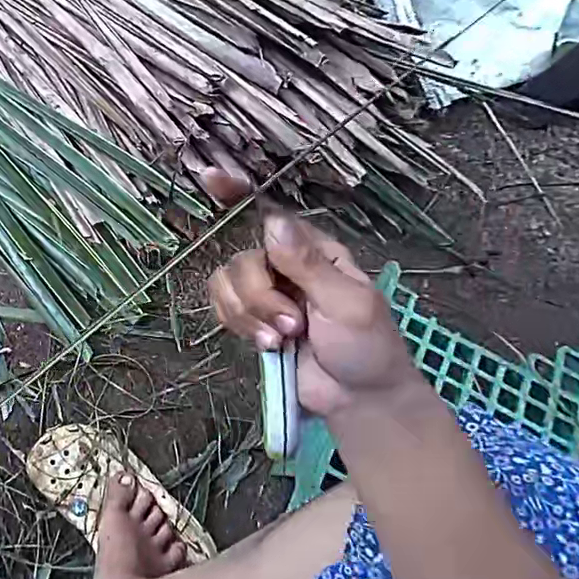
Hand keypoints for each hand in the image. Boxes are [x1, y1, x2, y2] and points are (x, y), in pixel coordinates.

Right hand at [207, 212, 422, 415]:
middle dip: (261, 297)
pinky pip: (222, 307)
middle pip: (243, 259)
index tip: (211, 178)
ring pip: (226, 283)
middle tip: (293, 325)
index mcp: (313, 249)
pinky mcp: (250, 318)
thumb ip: (307, 264)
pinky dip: (239, 326)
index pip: (271, 214)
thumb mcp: (347, 303)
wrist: (357, 400)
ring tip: (282, 339)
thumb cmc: (367, 346)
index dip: (238, 194)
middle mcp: (284, 263)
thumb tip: (272, 221)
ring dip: (251, 316)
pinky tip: (268, 345)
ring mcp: (265, 291)